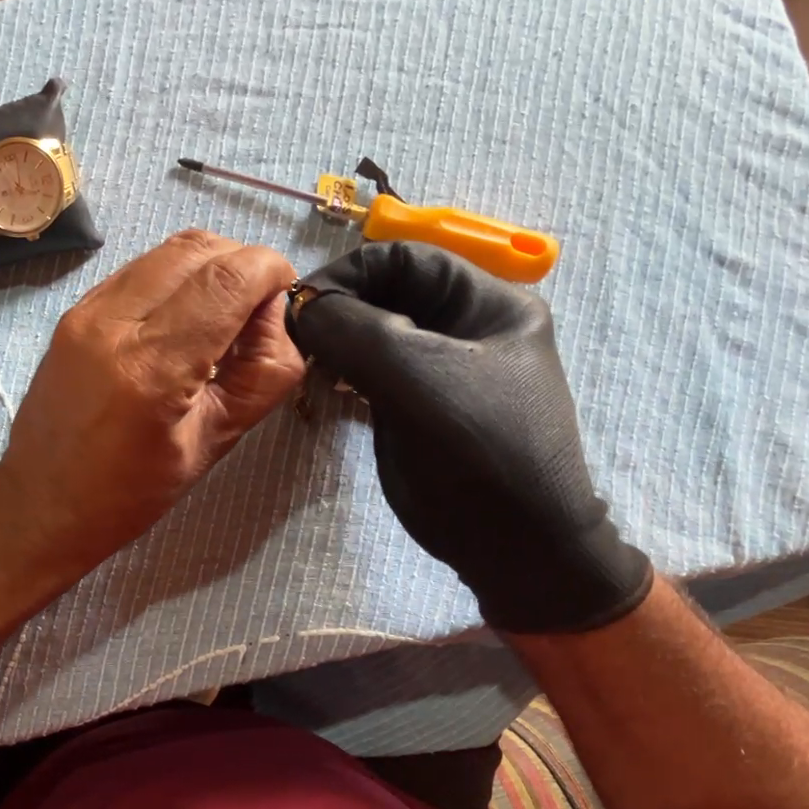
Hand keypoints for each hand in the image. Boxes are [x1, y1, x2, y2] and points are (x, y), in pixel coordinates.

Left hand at [0, 229, 303, 573]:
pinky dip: (173, 278)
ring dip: (210, 267)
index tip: (284, 301)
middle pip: (200, 249)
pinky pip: (138, 269)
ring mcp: (85, 312)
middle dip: (244, 264)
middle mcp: (113, 323)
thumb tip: (277, 315)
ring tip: (221, 316)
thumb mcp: (214, 443)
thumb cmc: (130, 493)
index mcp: (151, 367)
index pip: (230, 277)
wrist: (40, 503)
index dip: (273, 273)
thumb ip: (262, 373)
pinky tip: (181, 320)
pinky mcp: (73, 312)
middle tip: (256, 311)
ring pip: (166, 251)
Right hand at [290, 242, 650, 633]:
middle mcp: (468, 328)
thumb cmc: (476, 454)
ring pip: (376, 335)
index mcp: (489, 304)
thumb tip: (301, 306)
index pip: (407, 259)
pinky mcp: (420, 407)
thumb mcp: (416, 380)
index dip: (349, 273)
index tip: (299, 304)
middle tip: (295, 338)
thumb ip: (355, 332)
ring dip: (336, 344)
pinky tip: (322, 389)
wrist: (513, 549)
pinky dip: (342, 374)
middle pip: (389, 294)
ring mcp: (442, 369)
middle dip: (339, 310)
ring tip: (305, 366)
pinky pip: (373, 373)